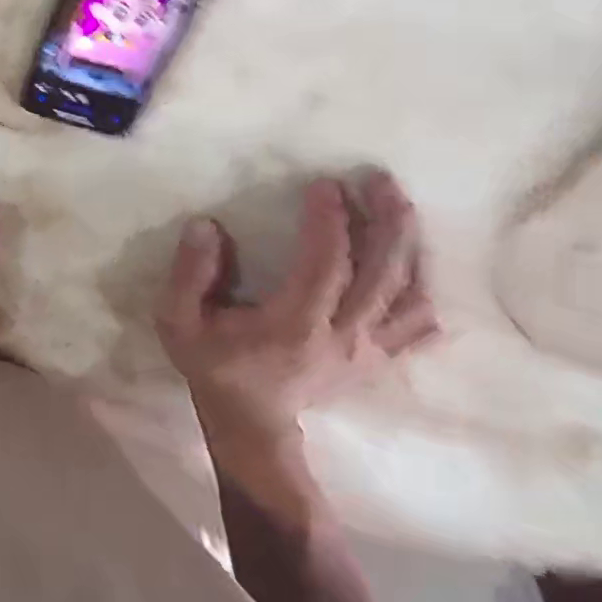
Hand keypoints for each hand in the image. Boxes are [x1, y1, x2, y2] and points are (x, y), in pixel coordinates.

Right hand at [155, 172, 441, 445]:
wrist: (249, 421)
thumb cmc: (210, 364)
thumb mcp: (177, 319)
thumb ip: (190, 273)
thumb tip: (206, 225)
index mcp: (295, 323)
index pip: (325, 265)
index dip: (330, 222)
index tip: (325, 185)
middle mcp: (344, 334)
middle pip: (384, 273)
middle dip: (387, 222)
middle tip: (379, 180)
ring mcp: (370, 350)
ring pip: (411, 295)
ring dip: (411, 248)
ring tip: (401, 209)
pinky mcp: (379, 359)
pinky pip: (419, 325)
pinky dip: (424, 293)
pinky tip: (416, 270)